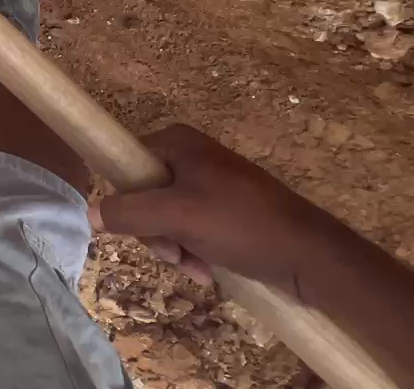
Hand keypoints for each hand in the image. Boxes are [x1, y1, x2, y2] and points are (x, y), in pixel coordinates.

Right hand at [90, 125, 347, 293]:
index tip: (143, 231)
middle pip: (146, 193)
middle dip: (155, 231)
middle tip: (174, 255)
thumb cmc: (242, 226)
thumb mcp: (175, 216)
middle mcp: (193, 156)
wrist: (323, 262)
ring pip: (169, 214)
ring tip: (197, 269)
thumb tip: (90, 213)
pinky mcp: (234, 210)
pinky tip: (209, 270)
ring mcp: (215, 183)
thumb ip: (126, 212)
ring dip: (175, 245)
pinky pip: (195, 225)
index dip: (127, 200)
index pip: (126, 166)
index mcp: (177, 142)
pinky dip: (196, 248)